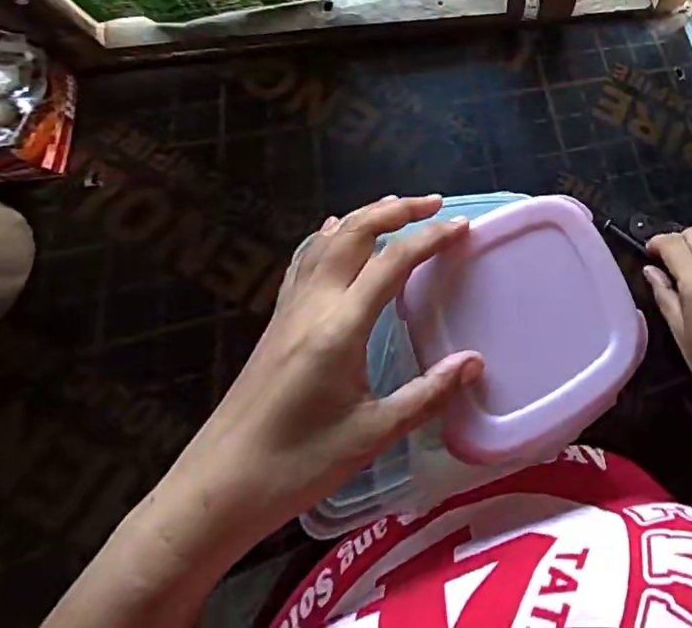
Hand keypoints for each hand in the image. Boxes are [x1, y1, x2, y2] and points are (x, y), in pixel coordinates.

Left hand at [180, 195, 482, 541]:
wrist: (216, 487)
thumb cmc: (296, 465)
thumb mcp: (371, 435)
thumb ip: (427, 395)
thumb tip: (475, 362)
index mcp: (340, 325)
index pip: (392, 261)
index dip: (430, 237)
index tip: (461, 225)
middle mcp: (313, 304)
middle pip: (355, 233)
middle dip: (396, 210)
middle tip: (433, 204)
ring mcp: (289, 309)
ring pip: (328, 241)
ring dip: (364, 216)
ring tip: (394, 207)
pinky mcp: (276, 321)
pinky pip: (305, 261)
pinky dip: (329, 237)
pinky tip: (332, 233)